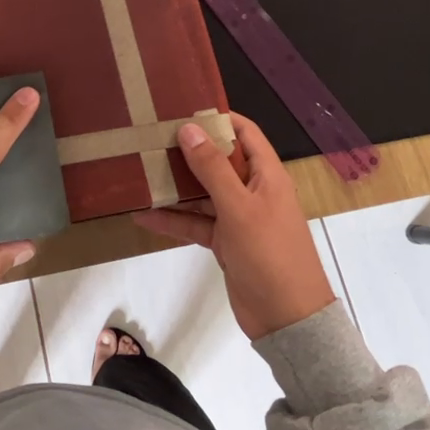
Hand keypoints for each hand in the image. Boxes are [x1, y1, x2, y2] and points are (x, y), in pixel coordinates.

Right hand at [133, 112, 335, 338]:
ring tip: (141, 170)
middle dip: (188, 149)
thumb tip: (188, 128)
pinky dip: (173, 220)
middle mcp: (253, 191)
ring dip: (176, 185)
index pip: (244, 133)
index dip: (218, 118)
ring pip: (203, 192)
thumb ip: (212, 168)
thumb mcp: (239, 208)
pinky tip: (143, 216)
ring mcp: (239, 218)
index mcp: (267, 176)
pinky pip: (195, 223)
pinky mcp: (226, 242)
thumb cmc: (270, 255)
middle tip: (152, 135)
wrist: (288, 322)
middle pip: (219, 160)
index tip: (183, 108)